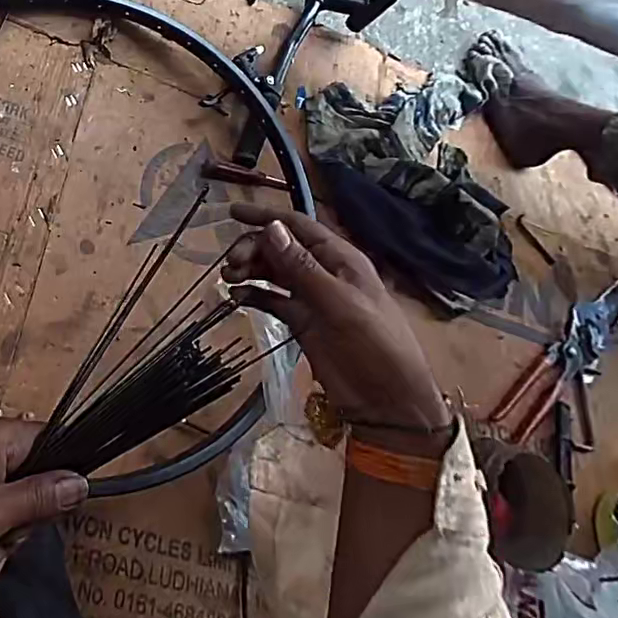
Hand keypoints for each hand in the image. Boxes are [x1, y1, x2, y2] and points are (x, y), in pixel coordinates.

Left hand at [0, 417, 88, 580]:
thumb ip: (39, 497)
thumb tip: (80, 482)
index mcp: (1, 437)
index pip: (52, 441)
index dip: (61, 475)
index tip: (53, 508)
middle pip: (37, 477)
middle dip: (28, 517)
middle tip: (8, 535)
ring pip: (18, 501)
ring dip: (7, 533)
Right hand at [222, 204, 449, 438]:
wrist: (388, 404)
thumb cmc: (374, 346)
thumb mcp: (337, 303)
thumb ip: (301, 266)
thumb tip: (270, 227)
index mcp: (339, 259)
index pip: (297, 226)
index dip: (264, 216)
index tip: (231, 213)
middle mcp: (322, 272)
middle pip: (278, 247)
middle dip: (251, 249)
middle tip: (231, 265)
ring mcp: (310, 297)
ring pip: (271, 271)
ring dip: (248, 270)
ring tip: (228, 279)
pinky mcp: (300, 320)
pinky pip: (270, 299)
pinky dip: (251, 295)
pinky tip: (236, 299)